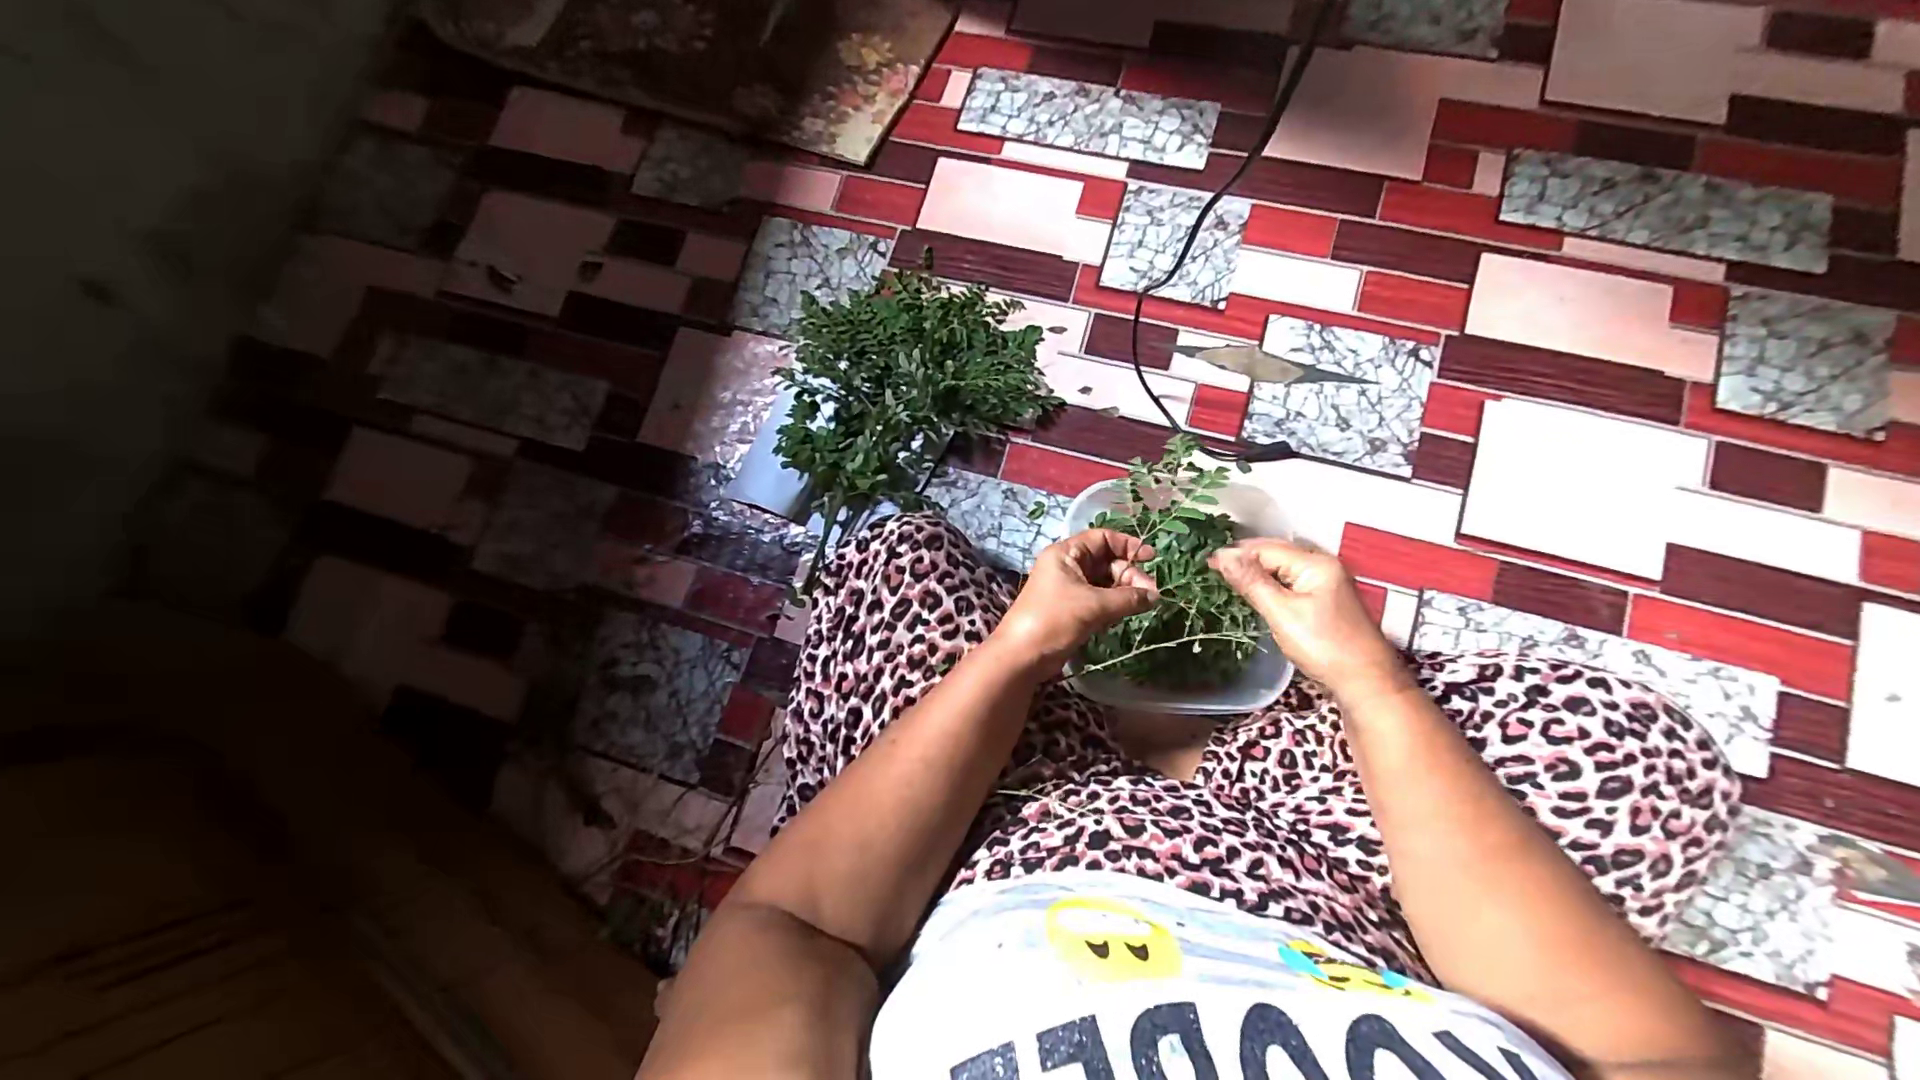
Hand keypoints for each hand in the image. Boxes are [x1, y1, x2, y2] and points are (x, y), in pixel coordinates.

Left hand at [994, 529, 1159, 675]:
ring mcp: (1068, 588)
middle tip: (1151, 594)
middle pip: (1106, 561)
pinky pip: (1098, 599)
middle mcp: (1066, 566)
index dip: (1128, 545)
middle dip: (1129, 574)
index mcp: (1066, 554)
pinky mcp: (1071, 608)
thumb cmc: (1055, 620)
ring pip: (1104, 582)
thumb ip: (1128, 598)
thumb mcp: (1094, 606)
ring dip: (1124, 591)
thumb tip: (1155, 596)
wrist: (1023, 655)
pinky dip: (1113, 604)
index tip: (1151, 558)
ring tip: (1143, 605)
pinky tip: (1125, 614)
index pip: (1102, 538)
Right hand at [1209, 539, 1409, 699]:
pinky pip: (1290, 582)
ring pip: (1282, 568)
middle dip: (1245, 559)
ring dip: (1256, 571)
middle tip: (1213, 570)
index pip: (1265, 549)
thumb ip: (1251, 581)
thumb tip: (1223, 555)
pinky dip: (1270, 584)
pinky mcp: (1325, 600)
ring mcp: (1326, 583)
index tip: (1207, 564)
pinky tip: (1256, 592)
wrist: (1366, 681)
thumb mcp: (1282, 612)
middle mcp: (1323, 566)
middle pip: (1275, 554)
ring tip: (1228, 579)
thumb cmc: (1325, 646)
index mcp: (1315, 563)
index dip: (1235, 554)